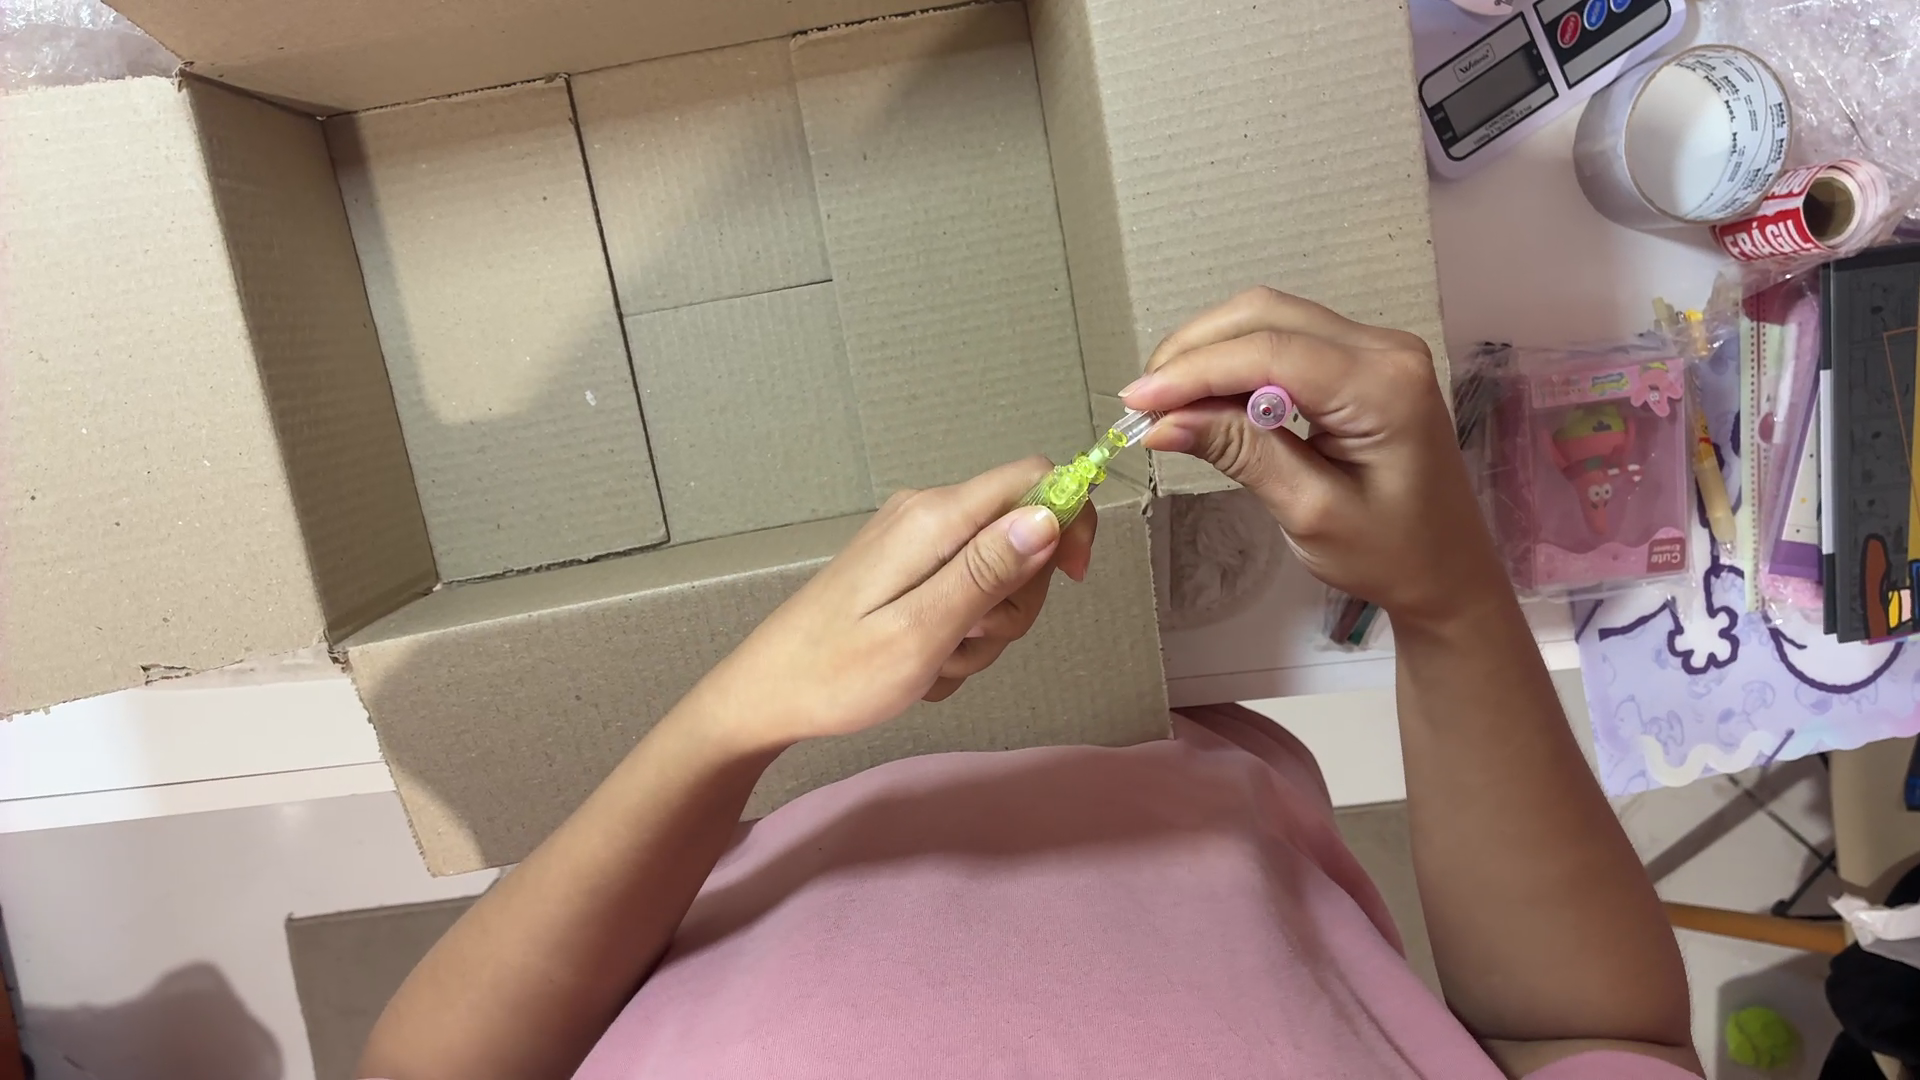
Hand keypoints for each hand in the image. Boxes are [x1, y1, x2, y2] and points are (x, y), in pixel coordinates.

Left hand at [689, 457, 1096, 750]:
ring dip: (984, 627)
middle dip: (1015, 599)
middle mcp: (928, 514)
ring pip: (997, 574)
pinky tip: (923, 659)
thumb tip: (1049, 516)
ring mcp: (916, 541)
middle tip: (969, 641)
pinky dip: (959, 632)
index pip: (1033, 478)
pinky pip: (965, 592)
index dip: (1069, 519)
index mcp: (934, 518)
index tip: (1073, 579)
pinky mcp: (908, 567)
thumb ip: (987, 572)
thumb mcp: (921, 631)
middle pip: (1021, 534)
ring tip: (937, 658)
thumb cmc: (838, 673)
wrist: (768, 693)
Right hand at [1122, 286, 1507, 628]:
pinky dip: (1230, 362)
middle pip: (1264, 315)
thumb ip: (1240, 453)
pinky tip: (1202, 396)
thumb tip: (1164, 422)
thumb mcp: (1308, 510)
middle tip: (1141, 401)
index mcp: (1382, 385)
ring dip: (1206, 352)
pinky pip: (1281, 341)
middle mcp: (1382, 348)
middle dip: (1192, 351)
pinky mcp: (1357, 362)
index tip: (1134, 403)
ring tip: (1163, 400)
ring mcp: (1372, 349)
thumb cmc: (1388, 553)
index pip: (1268, 353)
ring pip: (1268, 319)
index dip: (1192, 372)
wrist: (1447, 569)